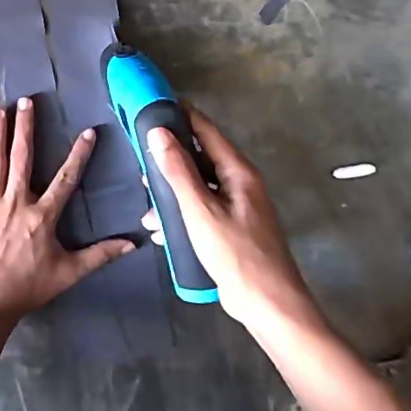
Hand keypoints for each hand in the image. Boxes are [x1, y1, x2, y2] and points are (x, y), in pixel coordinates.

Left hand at [0, 97, 134, 319]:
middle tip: (27, 101)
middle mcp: (17, 202)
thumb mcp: (69, 272)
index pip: (66, 179)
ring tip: (0, 110)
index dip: (79, 154)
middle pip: (23, 158)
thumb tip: (132, 244)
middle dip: (26, 127)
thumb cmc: (29, 285)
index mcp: (43, 215)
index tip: (88, 132)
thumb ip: (100, 255)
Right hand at [145, 108, 310, 326]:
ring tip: (148, 206)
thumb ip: (178, 171)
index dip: (181, 115)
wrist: (268, 305)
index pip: (207, 129)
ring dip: (172, 193)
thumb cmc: (236, 253)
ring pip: (198, 187)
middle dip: (170, 158)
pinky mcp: (231, 229)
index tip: (153, 106)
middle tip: (141, 159)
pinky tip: (162, 231)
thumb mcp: (200, 210)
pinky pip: (201, 210)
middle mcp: (240, 184)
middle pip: (201, 158)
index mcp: (238, 172)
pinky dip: (181, 215)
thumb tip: (158, 132)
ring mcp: (237, 207)